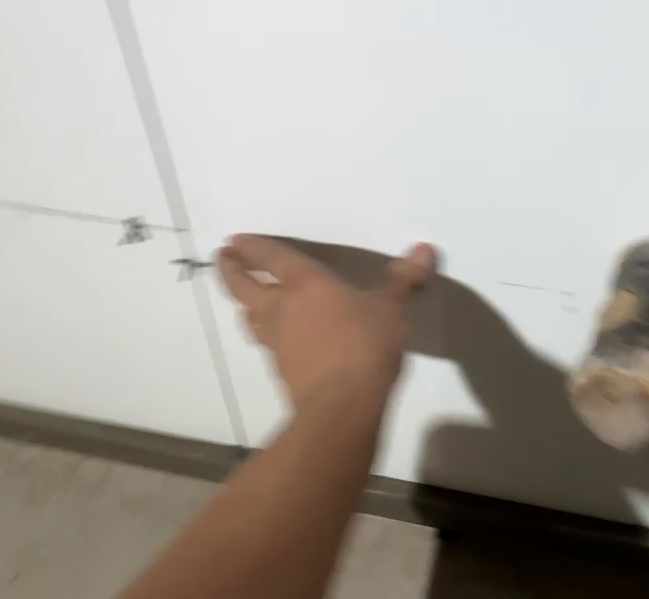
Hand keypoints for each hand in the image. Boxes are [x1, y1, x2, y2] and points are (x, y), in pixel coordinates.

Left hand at [216, 234, 439, 411]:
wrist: (342, 408)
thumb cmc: (364, 345)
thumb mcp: (391, 309)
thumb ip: (404, 280)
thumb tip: (426, 248)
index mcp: (304, 284)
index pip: (273, 258)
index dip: (253, 247)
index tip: (233, 241)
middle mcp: (282, 309)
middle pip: (245, 287)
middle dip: (231, 272)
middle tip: (222, 259)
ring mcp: (278, 344)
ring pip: (250, 319)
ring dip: (244, 306)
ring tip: (244, 300)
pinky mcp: (283, 373)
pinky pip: (267, 345)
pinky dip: (265, 335)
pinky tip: (276, 341)